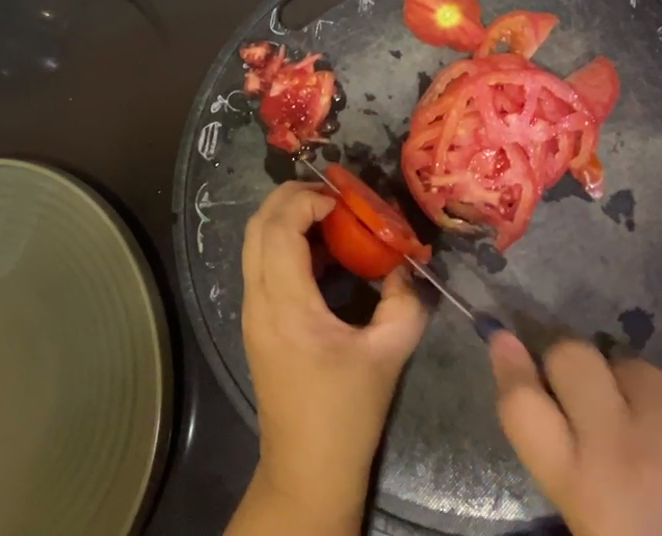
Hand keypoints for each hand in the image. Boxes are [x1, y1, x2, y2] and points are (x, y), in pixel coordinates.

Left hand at [235, 183, 427, 529]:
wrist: (307, 467)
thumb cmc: (346, 413)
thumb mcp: (388, 354)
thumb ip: (404, 303)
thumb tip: (410, 264)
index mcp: (285, 304)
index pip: (279, 229)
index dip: (307, 201)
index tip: (345, 199)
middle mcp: (258, 299)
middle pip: (257, 226)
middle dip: (291, 198)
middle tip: (335, 194)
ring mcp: (251, 311)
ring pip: (254, 243)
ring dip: (285, 219)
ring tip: (331, 215)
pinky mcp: (256, 321)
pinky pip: (262, 265)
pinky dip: (284, 244)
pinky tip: (322, 252)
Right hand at [489, 334, 661, 535]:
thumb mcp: (607, 533)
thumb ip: (578, 474)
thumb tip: (559, 415)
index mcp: (587, 487)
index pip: (522, 405)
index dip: (509, 366)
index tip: (503, 340)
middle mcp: (627, 443)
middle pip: (572, 358)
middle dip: (574, 366)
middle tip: (593, 396)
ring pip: (637, 366)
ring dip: (637, 390)